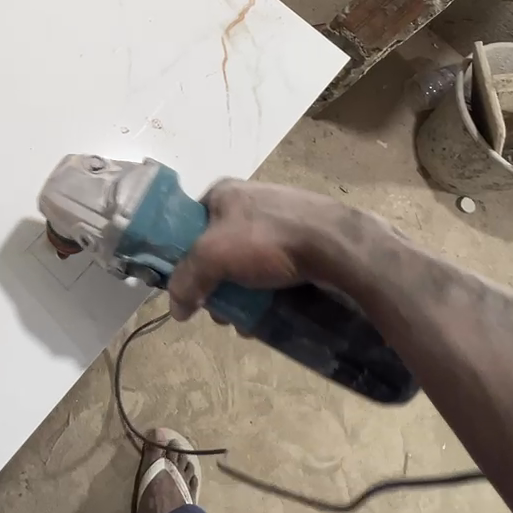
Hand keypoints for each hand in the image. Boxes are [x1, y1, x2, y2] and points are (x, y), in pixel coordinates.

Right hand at [167, 179, 360, 321]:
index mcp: (223, 192)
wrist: (335, 244)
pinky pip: (272, 266)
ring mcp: (278, 218)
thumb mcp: (212, 256)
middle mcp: (248, 200)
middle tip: (221, 310)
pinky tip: (269, 310)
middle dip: (215, 283)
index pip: (189, 222)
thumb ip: (187, 280)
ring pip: (245, 262)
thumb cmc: (266, 240)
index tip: (190, 285)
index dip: (184, 255)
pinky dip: (265, 289)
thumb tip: (177, 309)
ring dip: (240, 293)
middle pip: (217, 247)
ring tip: (247, 319)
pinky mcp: (301, 237)